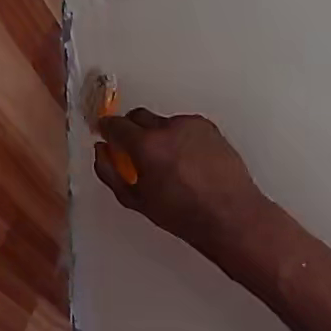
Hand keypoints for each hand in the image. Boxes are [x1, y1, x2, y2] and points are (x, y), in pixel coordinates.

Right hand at [94, 109, 277, 261]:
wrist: (228, 214)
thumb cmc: (185, 212)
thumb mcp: (134, 199)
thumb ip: (110, 171)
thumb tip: (102, 153)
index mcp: (147, 145)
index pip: (115, 124)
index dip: (106, 128)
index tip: (104, 132)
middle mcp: (169, 129)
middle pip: (138, 115)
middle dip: (130, 129)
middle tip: (130, 149)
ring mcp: (192, 126)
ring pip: (162, 121)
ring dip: (155, 135)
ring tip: (162, 163)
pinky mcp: (209, 128)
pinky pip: (183, 126)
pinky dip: (177, 137)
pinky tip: (181, 161)